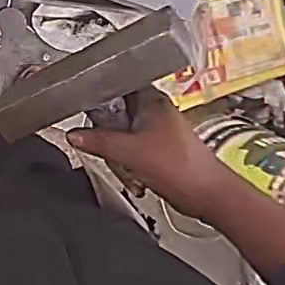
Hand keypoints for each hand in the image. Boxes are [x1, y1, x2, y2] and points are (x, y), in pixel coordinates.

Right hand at [67, 90, 245, 221]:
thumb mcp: (128, 152)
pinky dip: (129, 164)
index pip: (115, 87)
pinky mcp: (159, 148)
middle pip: (114, 115)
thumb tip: (74, 135)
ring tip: (129, 169)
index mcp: (151, 100)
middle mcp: (155, 111)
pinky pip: (131, 150)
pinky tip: (135, 177)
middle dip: (108, 138)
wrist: (209, 197)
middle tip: (114, 151)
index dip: (98, 99)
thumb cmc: (182, 168)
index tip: (88, 115)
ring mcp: (158, 130)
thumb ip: (97, 141)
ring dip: (119, 156)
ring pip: (121, 135)